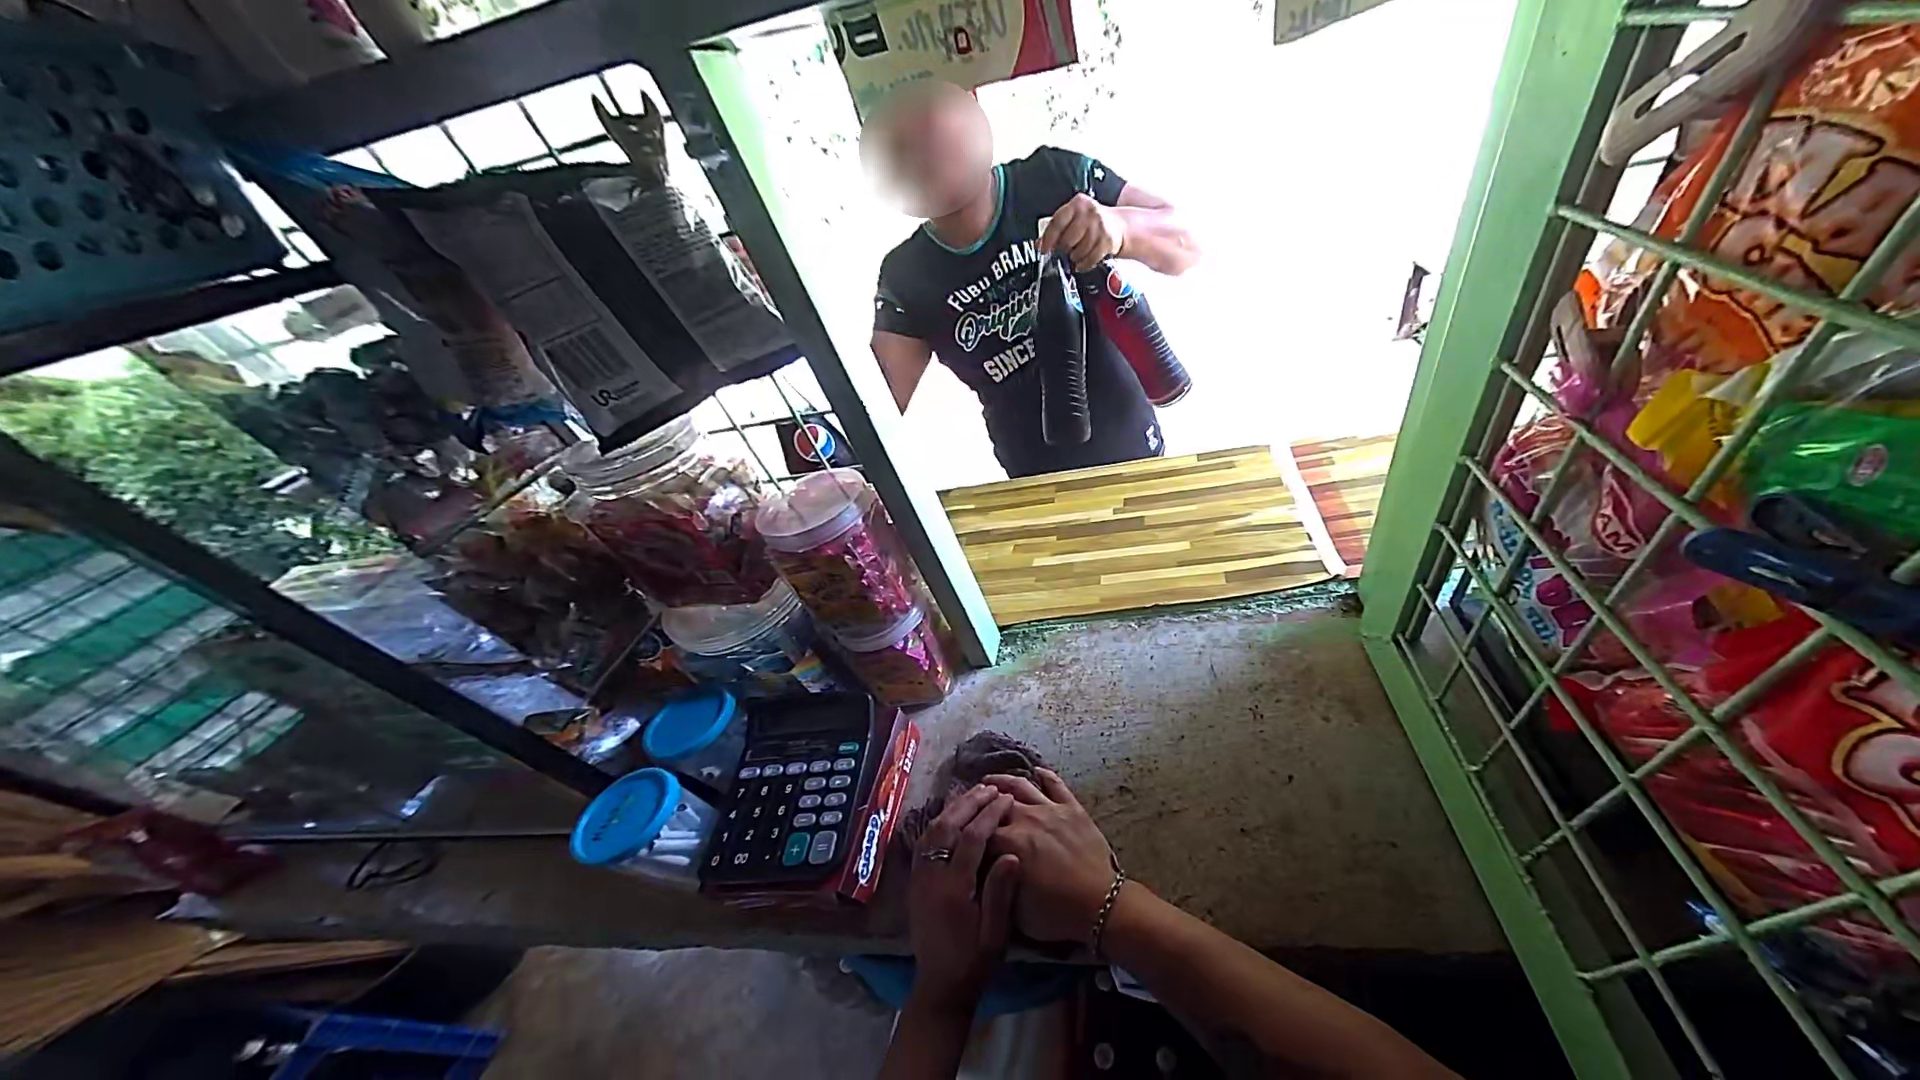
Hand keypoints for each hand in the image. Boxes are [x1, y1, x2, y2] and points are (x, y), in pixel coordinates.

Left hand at [908, 784, 1021, 1008]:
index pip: (972, 838)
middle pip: (947, 826)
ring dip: (952, 809)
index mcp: (953, 888)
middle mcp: (931, 876)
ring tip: (973, 794)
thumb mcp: (995, 934)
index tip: (1006, 800)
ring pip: (932, 830)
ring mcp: (919, 876)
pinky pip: (923, 841)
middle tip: (990, 788)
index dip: (989, 815)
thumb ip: (1001, 893)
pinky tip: (952, 815)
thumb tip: (1011, 853)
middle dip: (969, 803)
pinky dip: (938, 822)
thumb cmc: (974, 962)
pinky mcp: (914, 880)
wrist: (940, 986)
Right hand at [982, 769, 1117, 944]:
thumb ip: (992, 885)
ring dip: (1003, 781)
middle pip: (995, 803)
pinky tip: (1036, 770)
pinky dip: (1045, 775)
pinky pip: (1055, 785)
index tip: (958, 830)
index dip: (966, 831)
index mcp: (1007, 842)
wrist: (1101, 905)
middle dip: (980, 801)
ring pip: (1021, 786)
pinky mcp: (1072, 808)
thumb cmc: (1055, 913)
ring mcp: (1050, 809)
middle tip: (970, 800)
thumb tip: (978, 868)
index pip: (978, 831)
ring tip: (990, 780)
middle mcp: (1025, 818)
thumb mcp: (1013, 910)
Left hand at [1041, 194, 1124, 271]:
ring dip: (1075, 257)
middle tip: (1066, 250)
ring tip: (1076, 254)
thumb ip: (1056, 230)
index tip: (1044, 250)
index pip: (1058, 222)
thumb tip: (1038, 244)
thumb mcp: (1073, 220)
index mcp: (1077, 204)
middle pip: (1068, 239)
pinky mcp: (1108, 240)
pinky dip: (1084, 264)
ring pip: (1079, 251)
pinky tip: (1083, 261)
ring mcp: (1100, 226)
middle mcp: (1089, 212)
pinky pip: (1090, 259)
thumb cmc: (1090, 224)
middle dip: (1064, 249)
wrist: (1117, 226)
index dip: (1048, 239)